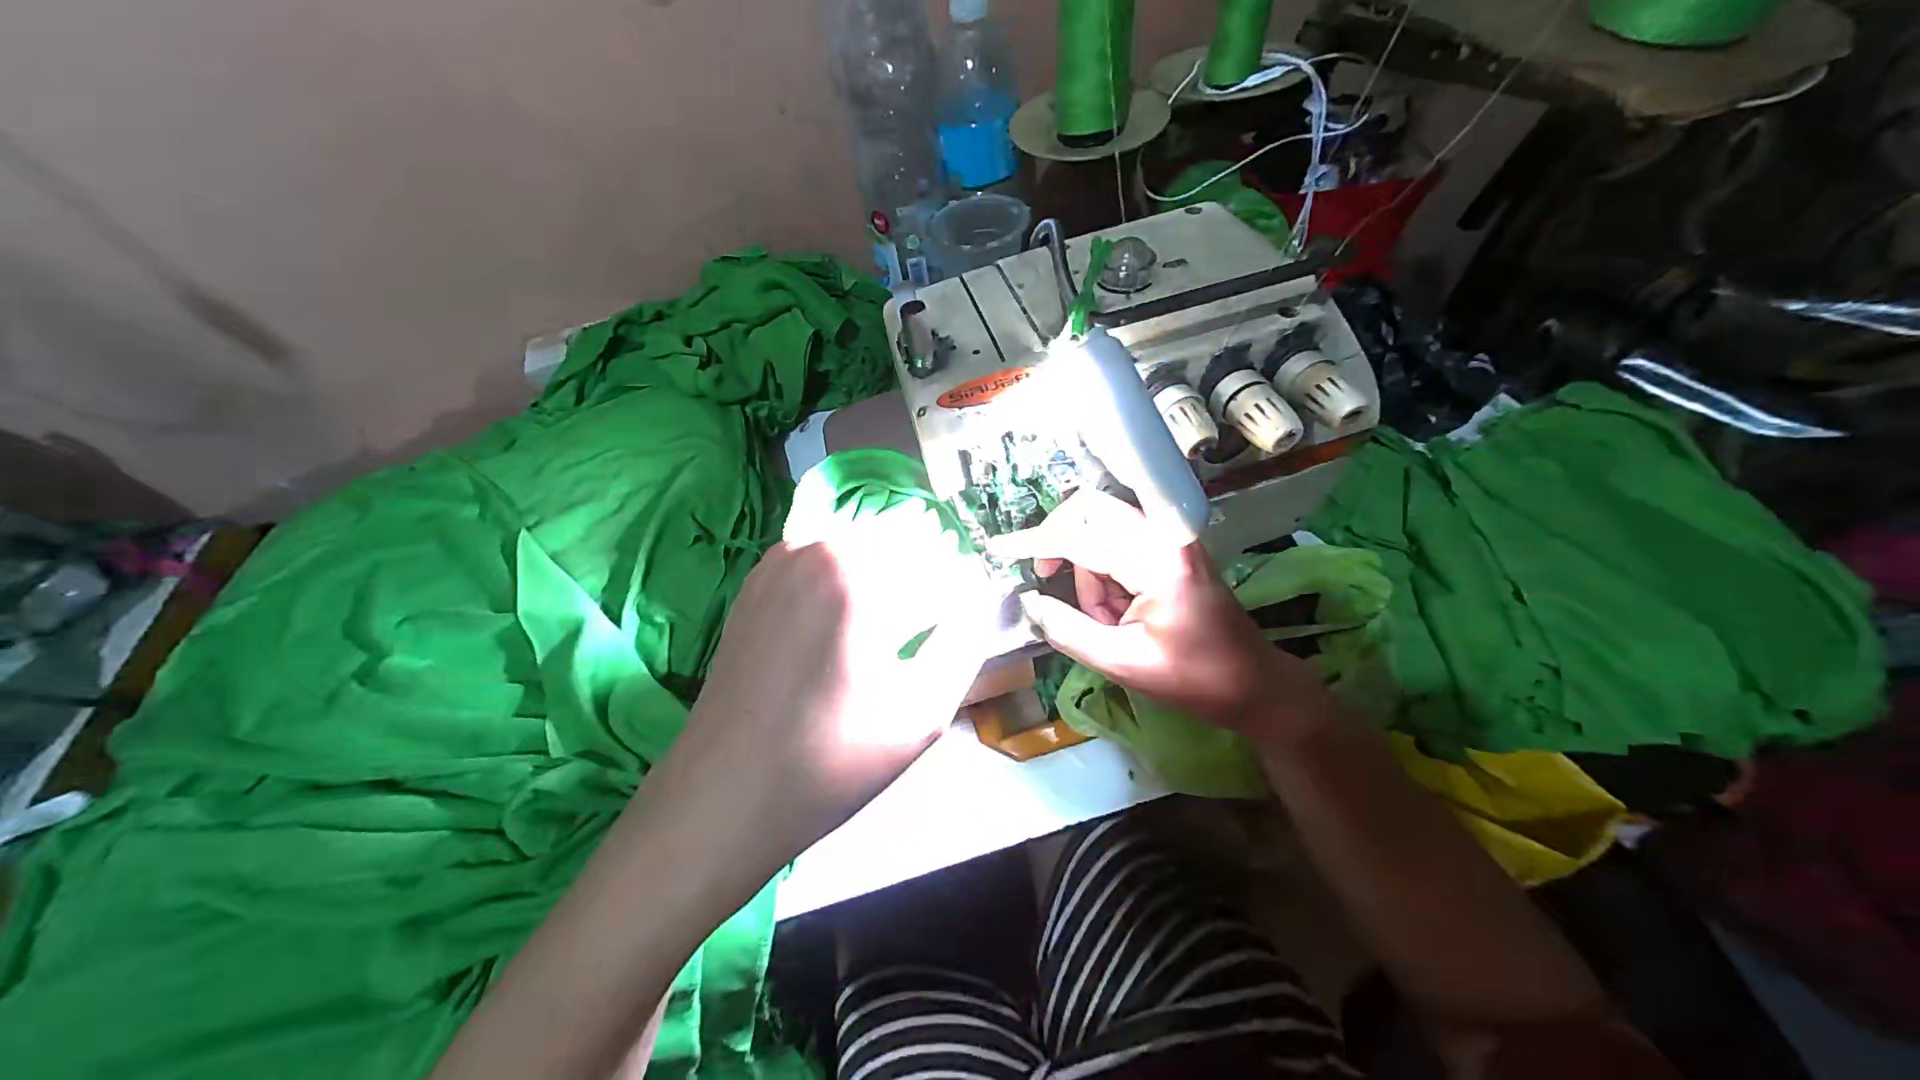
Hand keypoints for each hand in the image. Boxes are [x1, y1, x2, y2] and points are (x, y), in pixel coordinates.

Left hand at [641, 537, 998, 884]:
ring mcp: (777, 562)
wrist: (722, 795)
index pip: (938, 564)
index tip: (969, 627)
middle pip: (898, 544)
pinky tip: (851, 633)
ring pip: (860, 549)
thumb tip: (978, 600)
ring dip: (890, 578)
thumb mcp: (923, 711)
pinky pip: (823, 564)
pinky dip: (849, 583)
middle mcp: (813, 547)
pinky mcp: (756, 584)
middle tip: (935, 630)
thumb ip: (964, 642)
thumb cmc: (828, 761)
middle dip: (927, 578)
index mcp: (855, 571)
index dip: (963, 595)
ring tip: (895, 635)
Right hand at [987, 489, 1334, 745]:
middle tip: (1050, 580)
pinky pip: (1120, 547)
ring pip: (1103, 533)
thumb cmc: (1194, 678)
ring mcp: (1172, 540)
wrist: (1255, 684)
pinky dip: (1109, 580)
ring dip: (1092, 577)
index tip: (1000, 549)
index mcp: (1159, 560)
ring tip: (1113, 624)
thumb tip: (1029, 602)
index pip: (1082, 537)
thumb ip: (1068, 629)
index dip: (1036, 544)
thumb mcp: (1122, 662)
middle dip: (1065, 547)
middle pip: (1093, 511)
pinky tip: (1124, 615)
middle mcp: (1166, 536)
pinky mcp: (1171, 550)